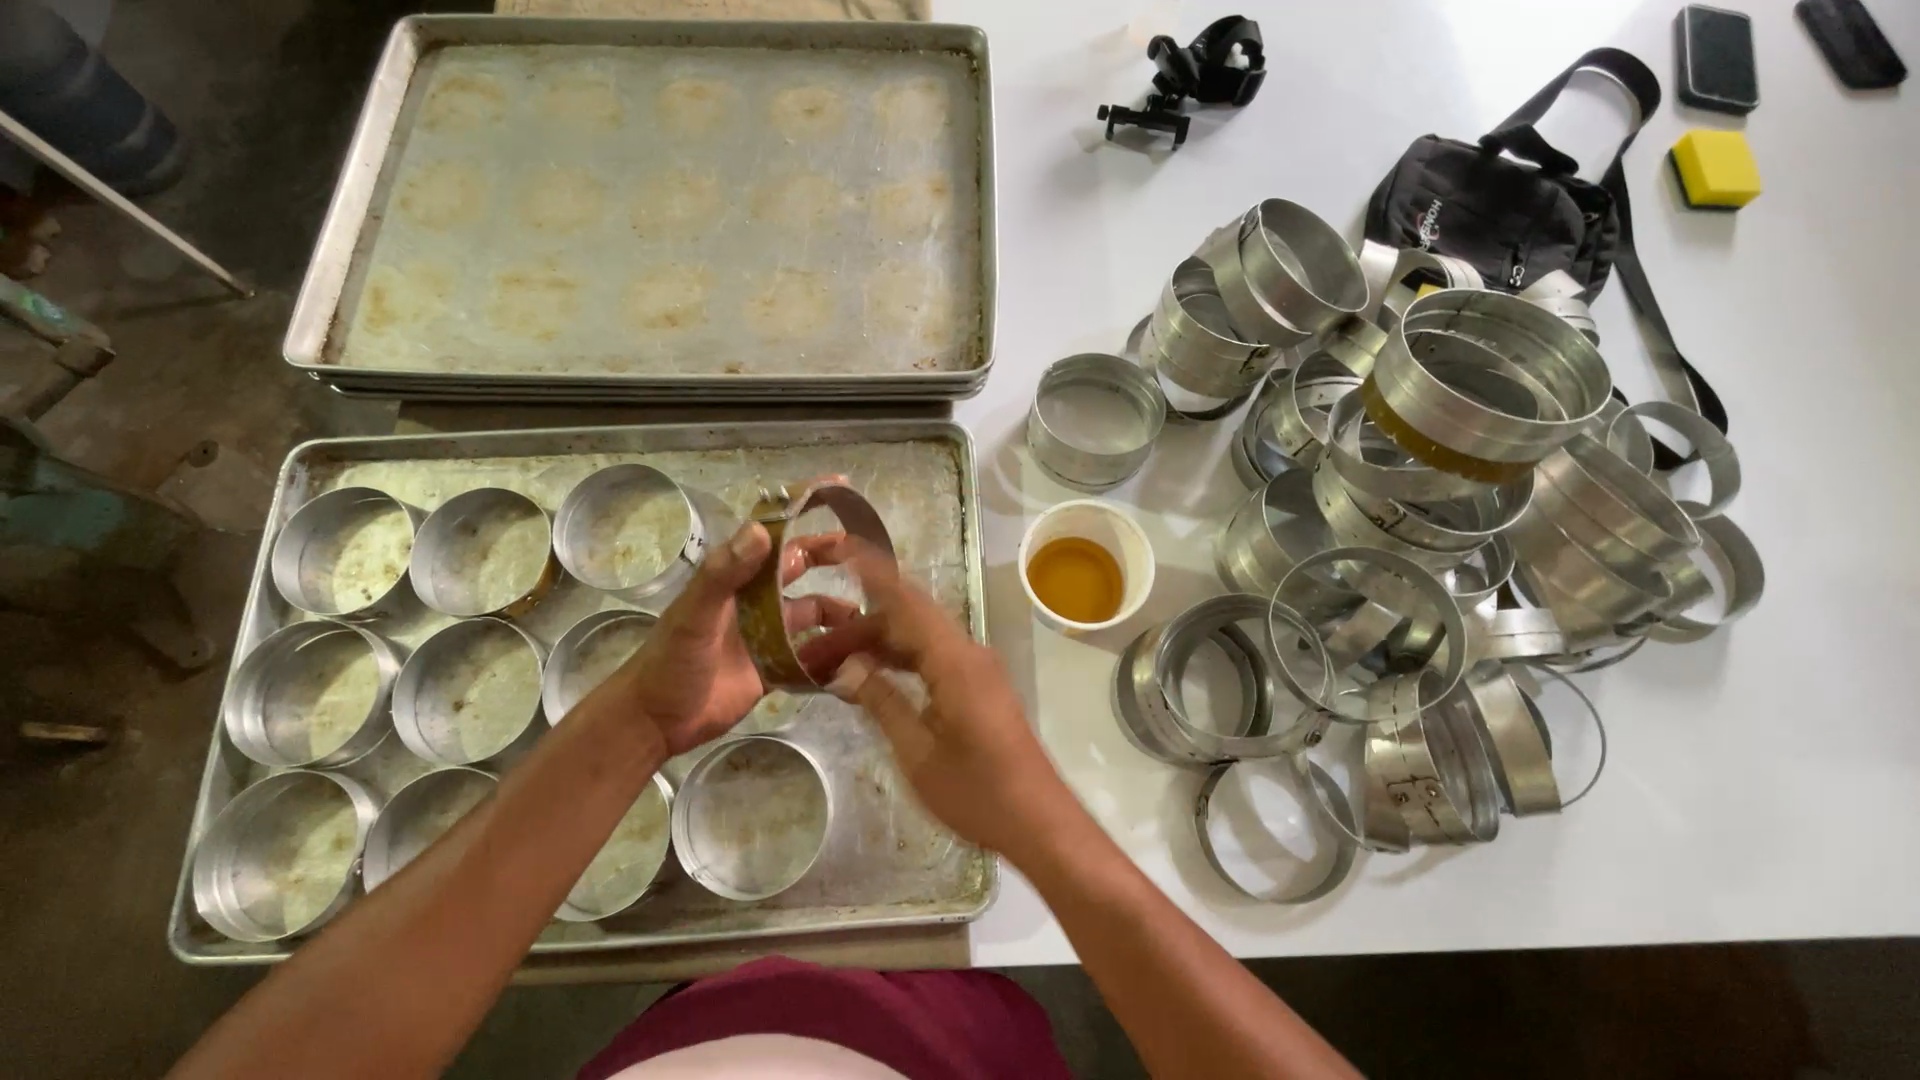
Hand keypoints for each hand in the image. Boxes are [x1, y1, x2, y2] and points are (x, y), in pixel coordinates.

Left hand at [612, 522, 854, 757]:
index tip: (839, 487)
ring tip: (875, 617)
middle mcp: (755, 601)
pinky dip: (832, 654)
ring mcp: (765, 635)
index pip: (773, 534)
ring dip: (840, 613)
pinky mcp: (773, 669)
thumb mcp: (693, 615)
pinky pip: (810, 655)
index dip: (802, 509)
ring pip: (812, 613)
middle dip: (833, 558)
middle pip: (801, 569)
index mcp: (736, 579)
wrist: (654, 721)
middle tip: (870, 558)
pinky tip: (858, 657)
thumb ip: (722, 574)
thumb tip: (761, 530)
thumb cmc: (669, 662)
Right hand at [809, 546, 1080, 858]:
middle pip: (909, 619)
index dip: (873, 572)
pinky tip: (871, 677)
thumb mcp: (917, 751)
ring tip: (829, 660)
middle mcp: (968, 654)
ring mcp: (976, 670)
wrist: (1038, 821)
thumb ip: (881, 702)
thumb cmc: (978, 791)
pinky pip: (933, 659)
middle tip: (812, 641)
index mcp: (954, 661)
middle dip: (860, 624)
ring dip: (879, 645)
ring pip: (920, 640)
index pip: (906, 601)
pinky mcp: (979, 689)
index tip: (840, 547)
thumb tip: (845, 667)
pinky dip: (900, 661)